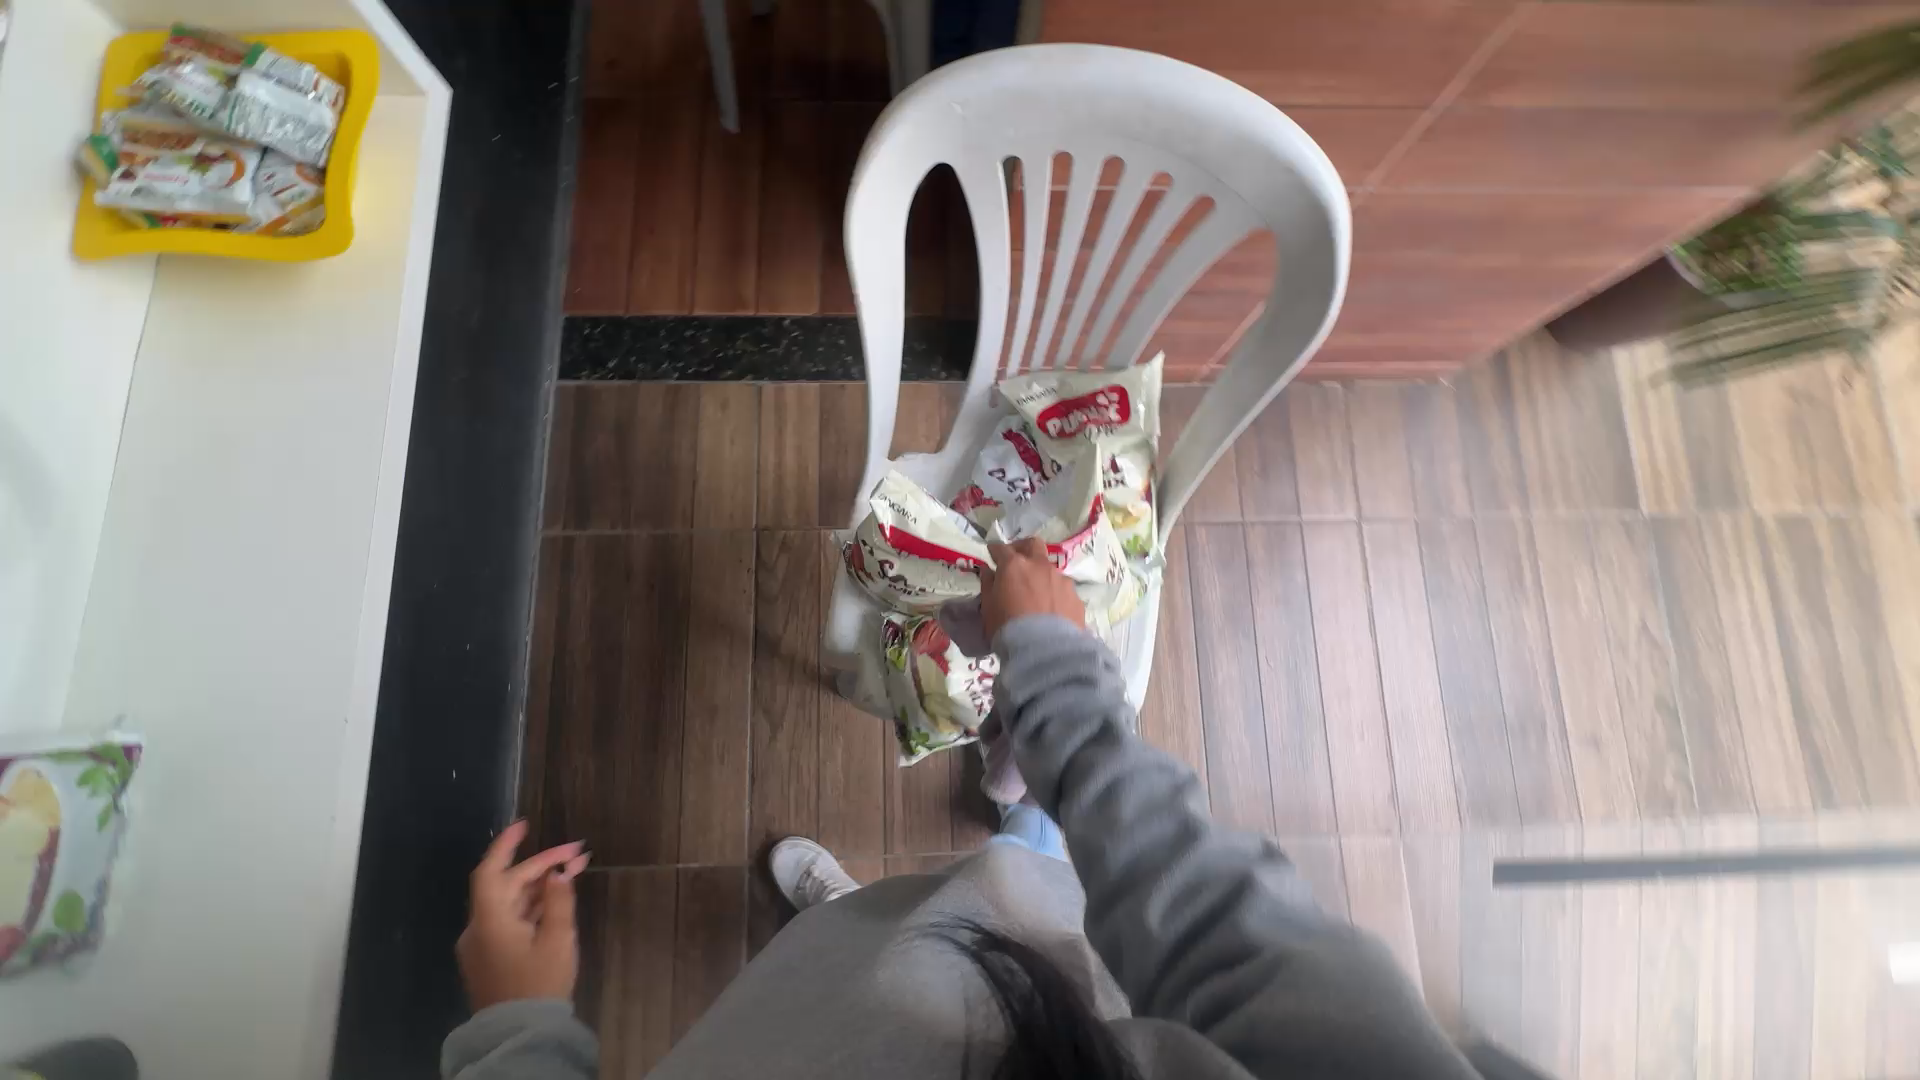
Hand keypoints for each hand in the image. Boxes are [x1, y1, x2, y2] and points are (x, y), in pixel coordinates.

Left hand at [456, 820, 590, 1010]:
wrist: (520, 1034)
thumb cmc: (539, 982)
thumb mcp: (557, 939)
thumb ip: (559, 900)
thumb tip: (559, 871)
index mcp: (490, 921)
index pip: (490, 872)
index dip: (505, 845)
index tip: (525, 825)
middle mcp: (479, 929)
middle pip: (507, 884)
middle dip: (542, 865)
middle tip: (577, 853)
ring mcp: (483, 945)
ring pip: (511, 901)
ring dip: (540, 884)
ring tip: (574, 870)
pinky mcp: (491, 957)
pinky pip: (510, 919)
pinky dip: (533, 904)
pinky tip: (557, 898)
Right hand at [979, 537, 1084, 640]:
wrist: (1045, 649)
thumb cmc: (1008, 627)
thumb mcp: (988, 607)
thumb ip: (988, 585)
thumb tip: (989, 571)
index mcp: (1014, 565)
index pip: (1001, 549)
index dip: (995, 550)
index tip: (992, 553)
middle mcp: (1039, 566)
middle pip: (1032, 544)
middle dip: (1022, 548)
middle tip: (1016, 559)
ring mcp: (1061, 579)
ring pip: (1049, 568)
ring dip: (1040, 574)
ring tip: (1036, 593)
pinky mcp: (1075, 596)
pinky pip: (1062, 589)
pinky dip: (1054, 593)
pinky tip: (1051, 610)